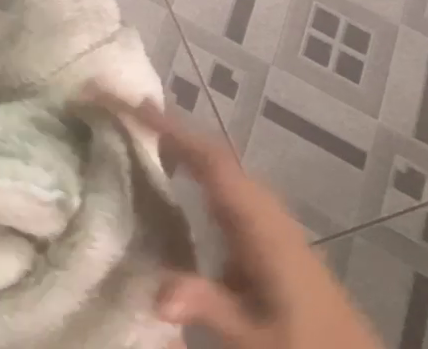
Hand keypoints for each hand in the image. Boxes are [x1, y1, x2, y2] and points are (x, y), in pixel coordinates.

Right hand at [106, 97, 382, 348]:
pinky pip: (225, 188)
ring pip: (222, 170)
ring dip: (181, 147)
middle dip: (169, 129)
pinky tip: (172, 181)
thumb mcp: (257, 334)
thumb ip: (209, 305)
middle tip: (119, 112)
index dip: (172, 128)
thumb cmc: (308, 342)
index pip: (212, 161)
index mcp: (262, 225)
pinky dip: (193, 170)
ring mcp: (270, 225)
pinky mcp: (269, 242)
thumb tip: (155, 291)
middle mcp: (266, 213)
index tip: (130, 102)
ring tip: (135, 134)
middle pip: (215, 156)